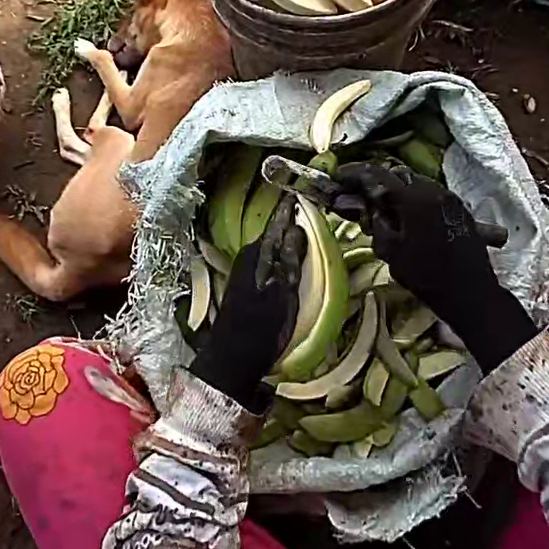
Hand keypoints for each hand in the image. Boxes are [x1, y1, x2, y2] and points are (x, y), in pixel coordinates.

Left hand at [190, 196, 302, 410]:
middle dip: (292, 219)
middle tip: (314, 205)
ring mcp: (248, 271)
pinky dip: (284, 255)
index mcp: (258, 254)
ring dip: (289, 237)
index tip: (305, 189)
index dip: (292, 207)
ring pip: (273, 246)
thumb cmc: (261, 328)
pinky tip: (295, 258)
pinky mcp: (250, 285)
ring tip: (310, 226)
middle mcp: (250, 257)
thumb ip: (289, 260)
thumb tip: (296, 226)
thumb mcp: (283, 294)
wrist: (234, 359)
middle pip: (276, 233)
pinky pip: (271, 260)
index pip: (278, 222)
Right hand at [327, 162, 534, 371]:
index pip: (377, 174)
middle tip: (360, 193)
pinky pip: (430, 193)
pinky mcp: (460, 209)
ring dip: (397, 189)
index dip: (354, 173)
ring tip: (384, 206)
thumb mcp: (389, 250)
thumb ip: (375, 222)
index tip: (339, 176)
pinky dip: (414, 197)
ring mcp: (450, 198)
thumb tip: (366, 207)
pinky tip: (407, 215)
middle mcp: (433, 191)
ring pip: (416, 182)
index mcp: (413, 198)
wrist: (470, 293)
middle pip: (398, 174)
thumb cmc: (424, 274)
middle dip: (377, 180)